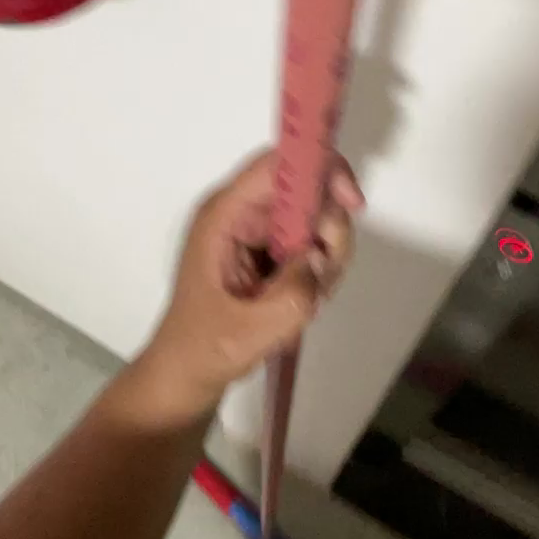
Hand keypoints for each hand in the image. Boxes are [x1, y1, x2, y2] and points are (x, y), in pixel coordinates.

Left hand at [140, 150, 362, 411]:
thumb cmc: (204, 349)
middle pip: (306, 191)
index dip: (320, 171)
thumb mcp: (250, 332)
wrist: (187, 373)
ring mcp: (255, 232)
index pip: (277, 165)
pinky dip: (319, 270)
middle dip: (328, 231)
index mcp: (224, 216)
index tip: (351, 206)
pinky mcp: (267, 252)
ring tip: (308, 301)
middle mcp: (241, 213)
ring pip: (314, 220)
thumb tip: (319, 258)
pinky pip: (309, 244)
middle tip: (323, 277)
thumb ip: (291, 296)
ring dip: (326, 258)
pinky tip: (305, 302)